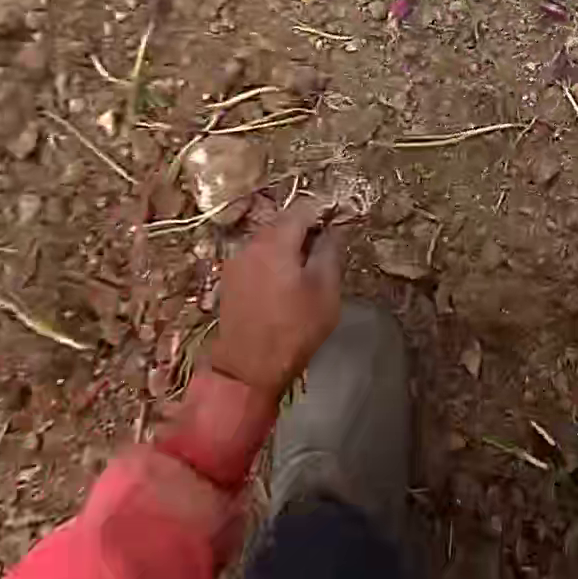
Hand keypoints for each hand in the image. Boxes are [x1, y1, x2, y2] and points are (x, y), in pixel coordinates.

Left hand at [208, 200, 345, 398]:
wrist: (248, 370)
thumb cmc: (295, 326)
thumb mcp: (325, 286)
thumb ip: (329, 249)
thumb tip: (332, 228)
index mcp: (274, 242)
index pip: (304, 209)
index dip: (327, 211)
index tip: (345, 221)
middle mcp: (250, 245)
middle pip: (284, 221)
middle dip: (310, 226)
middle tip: (333, 242)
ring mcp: (237, 263)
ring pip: (271, 238)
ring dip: (293, 242)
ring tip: (314, 261)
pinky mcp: (232, 280)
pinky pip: (260, 255)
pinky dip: (278, 256)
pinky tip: (292, 275)